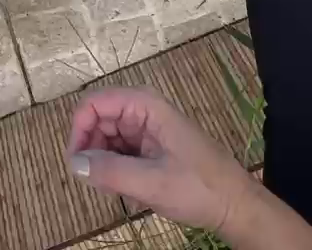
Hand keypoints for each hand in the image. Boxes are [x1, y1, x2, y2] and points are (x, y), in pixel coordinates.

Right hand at [66, 86, 256, 231]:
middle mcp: (143, 110)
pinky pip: (120, 151)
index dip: (79, 130)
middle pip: (99, 119)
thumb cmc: (199, 188)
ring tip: (115, 190)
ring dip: (103, 162)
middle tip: (96, 183)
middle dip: (91, 149)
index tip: (76, 164)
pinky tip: (126, 191)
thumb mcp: (152, 183)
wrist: (237, 207)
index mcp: (144, 105)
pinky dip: (115, 169)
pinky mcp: (150, 147)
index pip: (95, 103)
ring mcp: (147, 128)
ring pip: (107, 137)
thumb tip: (74, 164)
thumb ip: (110, 172)